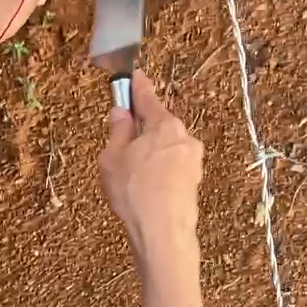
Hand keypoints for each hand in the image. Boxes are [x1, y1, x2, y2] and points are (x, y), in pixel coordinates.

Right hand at [101, 71, 202, 260]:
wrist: (162, 231)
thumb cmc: (134, 192)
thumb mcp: (112, 158)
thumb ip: (117, 132)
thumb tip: (120, 114)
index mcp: (164, 124)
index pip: (148, 97)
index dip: (137, 86)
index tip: (134, 74)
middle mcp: (183, 137)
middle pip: (158, 125)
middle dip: (141, 130)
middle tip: (119, 144)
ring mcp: (192, 161)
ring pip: (165, 149)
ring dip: (149, 155)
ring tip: (128, 177)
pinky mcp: (193, 182)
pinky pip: (171, 168)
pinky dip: (157, 172)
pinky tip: (142, 189)